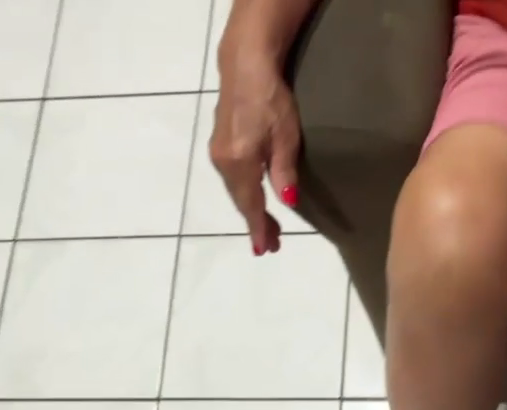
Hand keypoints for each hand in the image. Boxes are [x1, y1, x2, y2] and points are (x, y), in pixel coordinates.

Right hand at [209, 53, 300, 255]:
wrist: (246, 62)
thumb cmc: (271, 99)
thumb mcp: (286, 138)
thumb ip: (284, 172)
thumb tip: (288, 202)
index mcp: (239, 163)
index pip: (251, 205)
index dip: (259, 229)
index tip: (265, 251)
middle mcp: (223, 161)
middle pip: (241, 201)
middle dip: (256, 224)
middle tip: (272, 246)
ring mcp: (218, 152)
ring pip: (236, 191)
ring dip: (251, 210)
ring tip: (266, 228)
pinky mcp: (220, 143)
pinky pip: (233, 179)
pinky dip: (245, 194)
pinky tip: (254, 200)